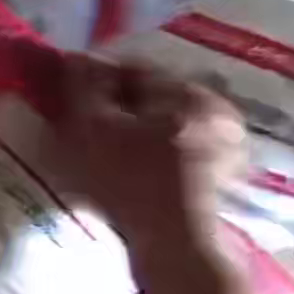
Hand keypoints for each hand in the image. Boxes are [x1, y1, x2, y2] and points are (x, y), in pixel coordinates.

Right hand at [56, 56, 245, 245]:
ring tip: (101, 139)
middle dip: (116, 99)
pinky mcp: (221, 168)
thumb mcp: (91, 125)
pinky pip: (176, 140)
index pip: (134, 67)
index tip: (65, 88)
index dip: (95, 75)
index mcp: (191, 94)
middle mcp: (218, 110)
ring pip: (164, 118)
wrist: (166, 237)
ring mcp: (227, 141)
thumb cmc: (123, 176)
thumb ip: (85, 87)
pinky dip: (148, 142)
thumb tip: (76, 56)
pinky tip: (127, 158)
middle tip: (81, 116)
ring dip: (131, 122)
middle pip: (153, 93)